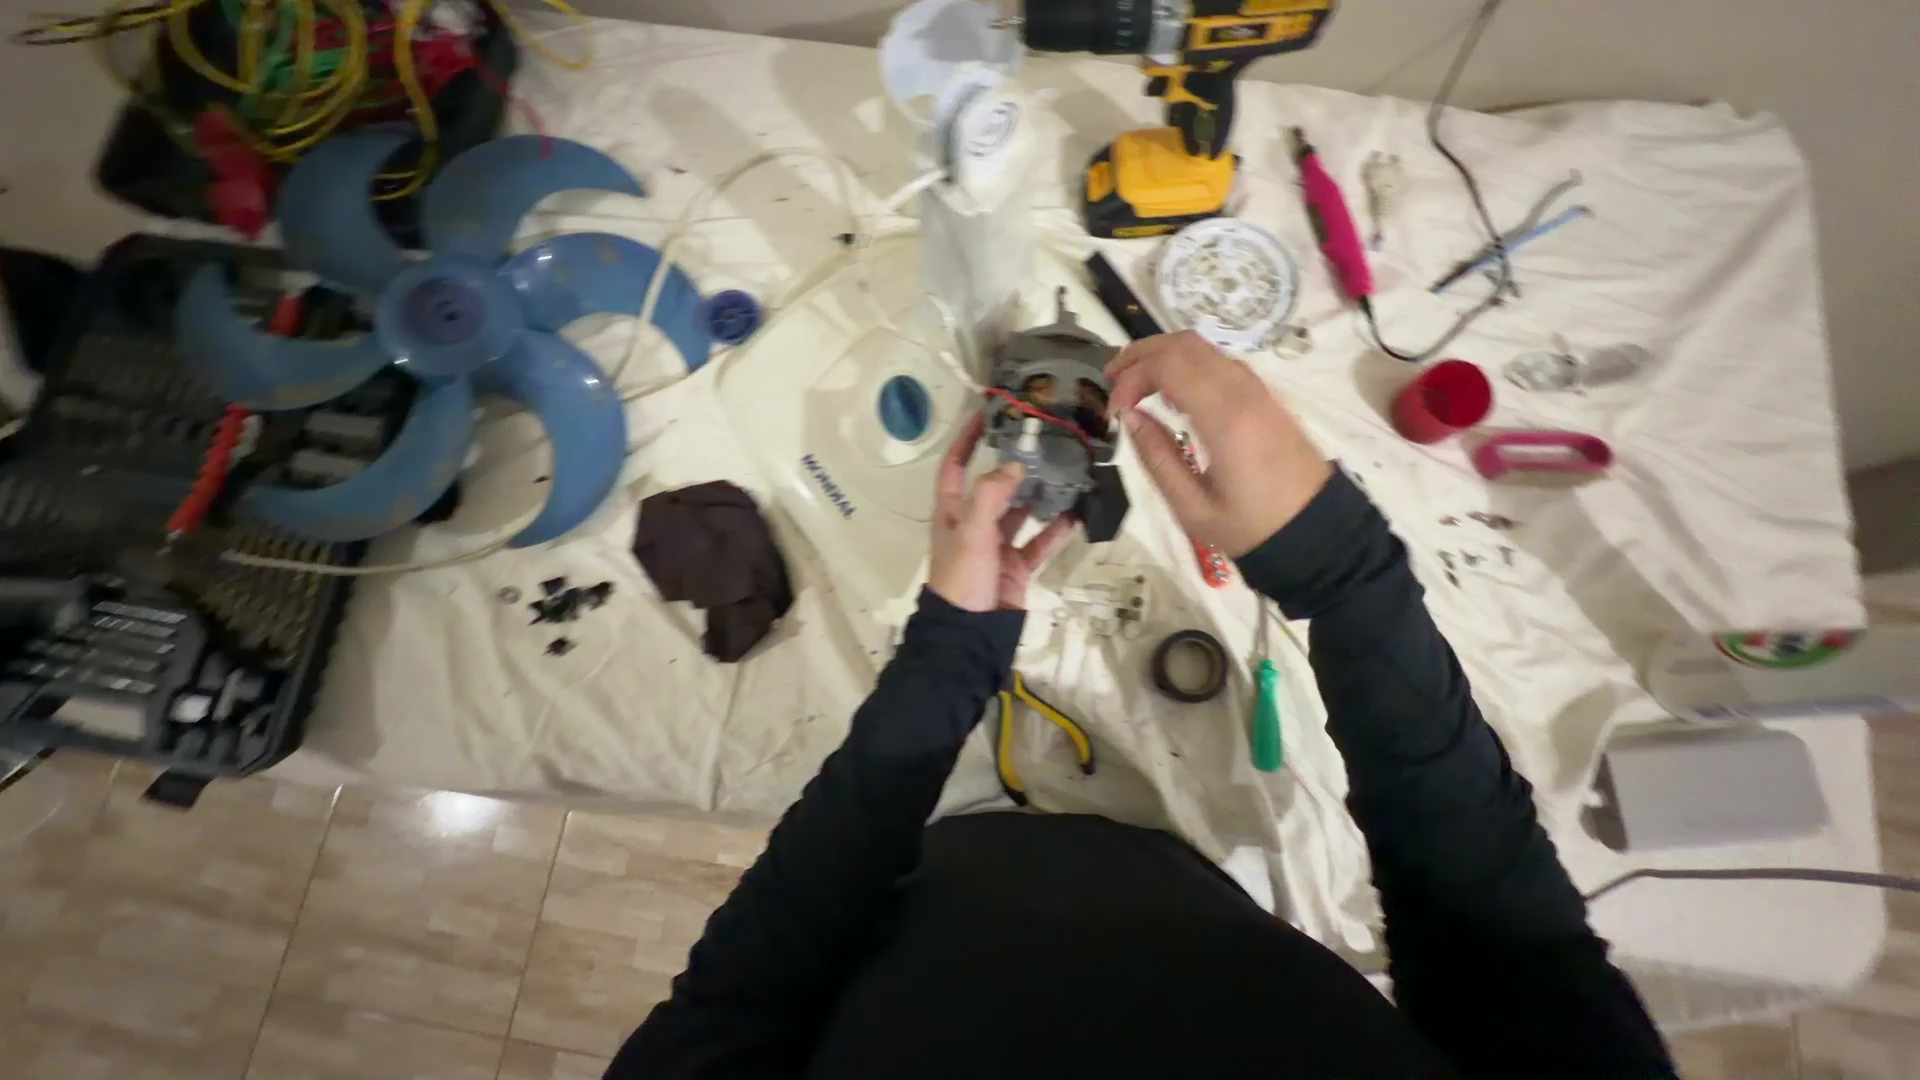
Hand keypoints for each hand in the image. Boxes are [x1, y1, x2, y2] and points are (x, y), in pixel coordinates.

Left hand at [928, 411, 1077, 612]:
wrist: (971, 634)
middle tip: (1044, 443)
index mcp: (951, 512)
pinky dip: (1055, 530)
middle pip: (994, 487)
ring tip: (1066, 473)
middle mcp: (973, 525)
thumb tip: (1015, 465)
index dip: (966, 439)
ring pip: (1021, 513)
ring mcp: (996, 547)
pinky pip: (1039, 543)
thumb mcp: (971, 531)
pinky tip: (1076, 513)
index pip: (955, 466)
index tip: (986, 413)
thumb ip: (991, 495)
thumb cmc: (963, 577)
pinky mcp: (1016, 567)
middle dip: (1015, 466)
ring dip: (1040, 496)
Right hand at [1106, 331, 1331, 557]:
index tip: (1114, 411)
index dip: (1131, 378)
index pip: (1168, 366)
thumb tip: (1129, 417)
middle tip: (1111, 380)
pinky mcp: (1263, 396)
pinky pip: (1218, 362)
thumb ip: (1158, 458)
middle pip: (1184, 343)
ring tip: (1133, 383)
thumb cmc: (1251, 526)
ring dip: (1162, 356)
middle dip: (1140, 354)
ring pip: (1202, 346)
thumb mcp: (1192, 507)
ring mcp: (1257, 389)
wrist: (1316, 528)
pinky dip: (1185, 365)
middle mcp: (1242, 391)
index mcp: (1224, 418)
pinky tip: (1168, 392)